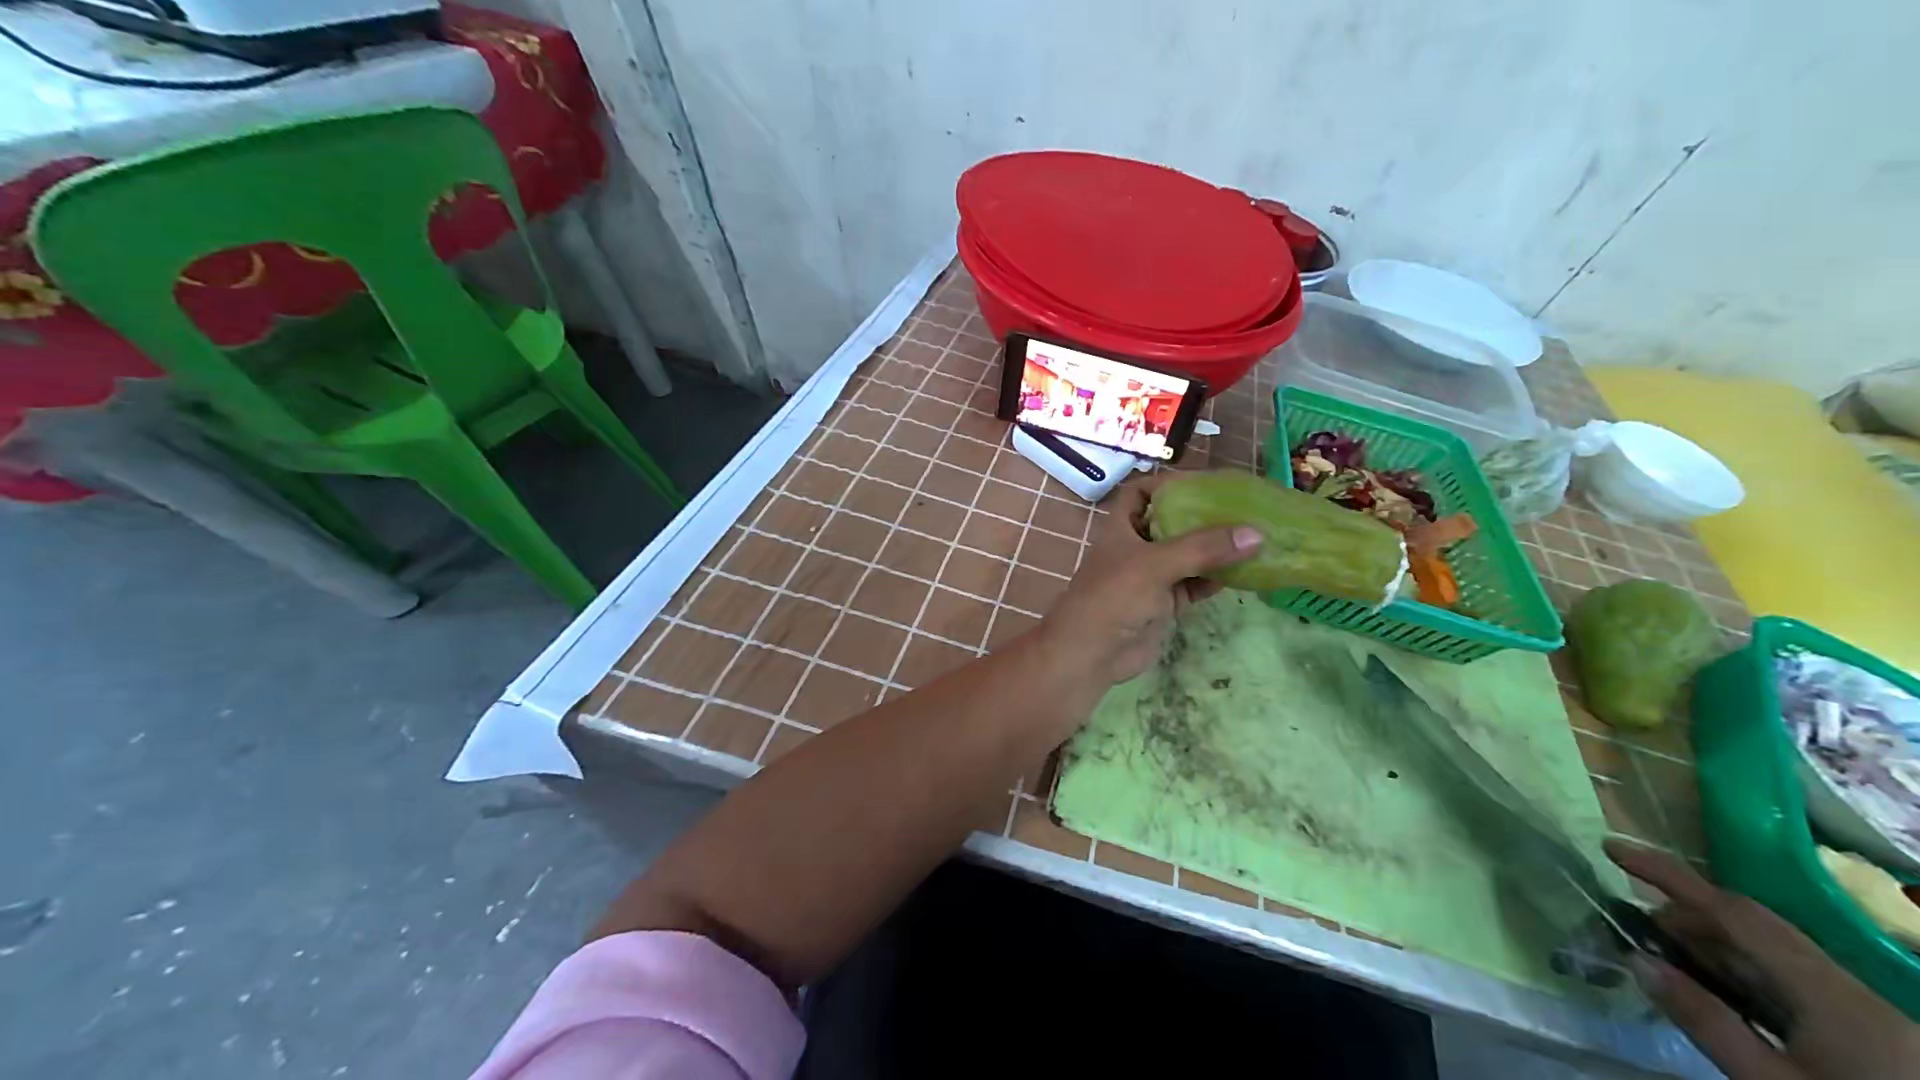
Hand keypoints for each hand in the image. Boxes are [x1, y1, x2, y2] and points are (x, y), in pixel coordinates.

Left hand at [1034, 475, 1261, 687]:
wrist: (1091, 654)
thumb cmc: (1113, 597)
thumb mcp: (1155, 564)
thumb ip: (1203, 548)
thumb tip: (1257, 533)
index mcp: (1122, 527)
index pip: (1140, 492)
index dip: (1167, 484)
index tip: (1205, 484)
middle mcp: (1137, 547)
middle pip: (1173, 523)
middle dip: (1204, 517)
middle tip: (1246, 508)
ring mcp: (1152, 577)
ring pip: (1189, 555)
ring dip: (1217, 549)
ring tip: (1257, 537)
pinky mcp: (1165, 604)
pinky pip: (1196, 584)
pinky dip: (1218, 578)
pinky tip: (1248, 571)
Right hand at [1608, 840, 1919, 1079]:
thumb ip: (1705, 1020)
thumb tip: (1637, 960)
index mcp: (1829, 994)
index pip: (1734, 912)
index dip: (1669, 876)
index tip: (1612, 849)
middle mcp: (1848, 988)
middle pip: (1755, 924)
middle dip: (1687, 911)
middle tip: (1636, 922)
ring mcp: (1863, 1009)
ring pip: (1772, 950)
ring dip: (1710, 940)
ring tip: (1666, 955)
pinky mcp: (1866, 1029)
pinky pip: (1788, 976)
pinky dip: (1738, 966)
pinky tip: (1715, 986)